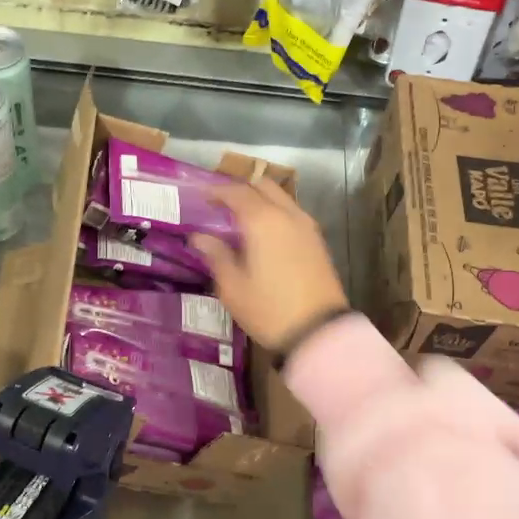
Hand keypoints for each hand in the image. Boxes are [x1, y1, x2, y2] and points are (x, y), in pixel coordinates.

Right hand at [192, 179, 348, 351]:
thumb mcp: (233, 287)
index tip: (200, 195)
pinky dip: (275, 213)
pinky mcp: (317, 241)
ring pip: (281, 197)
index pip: (236, 192)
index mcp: (262, 221)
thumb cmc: (269, 310)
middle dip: (241, 189)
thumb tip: (200, 237)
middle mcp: (287, 214)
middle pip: (263, 185)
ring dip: (260, 200)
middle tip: (221, 204)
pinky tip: (263, 234)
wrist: (319, 332)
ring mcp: (306, 226)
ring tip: (240, 219)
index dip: (216, 190)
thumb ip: (216, 255)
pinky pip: (292, 213)